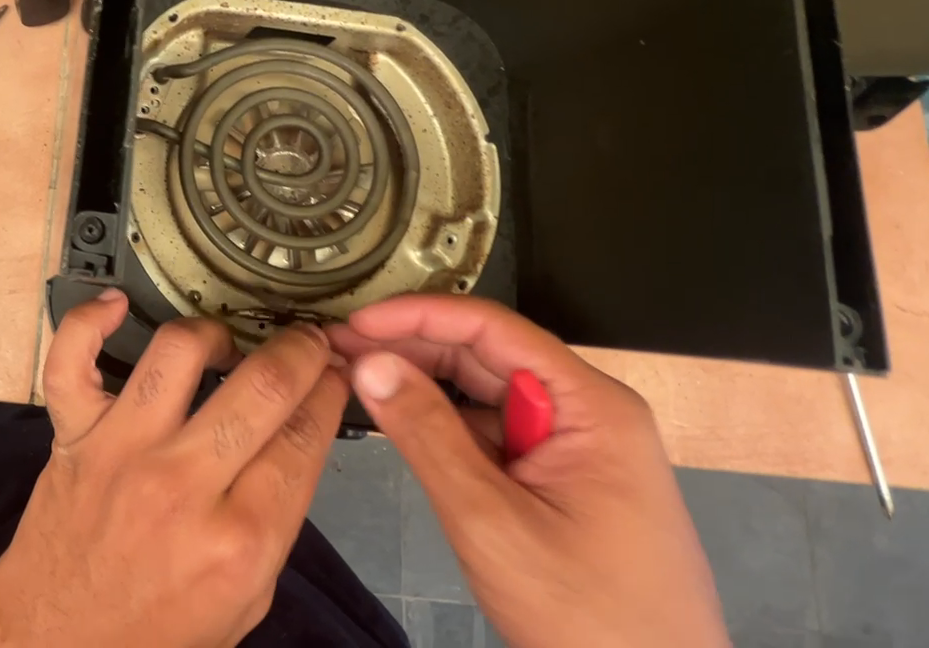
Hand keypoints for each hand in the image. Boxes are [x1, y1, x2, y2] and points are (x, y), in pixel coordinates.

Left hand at [0, 289, 349, 647]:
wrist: (57, 640)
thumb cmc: (158, 629)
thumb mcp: (246, 598)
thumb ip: (274, 517)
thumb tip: (300, 433)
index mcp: (239, 540)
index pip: (306, 437)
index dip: (331, 390)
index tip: (337, 369)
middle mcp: (181, 485)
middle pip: (261, 388)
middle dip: (299, 350)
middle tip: (305, 339)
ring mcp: (120, 450)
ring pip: (177, 353)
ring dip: (216, 333)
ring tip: (225, 342)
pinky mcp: (72, 434)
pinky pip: (71, 360)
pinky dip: (90, 322)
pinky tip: (117, 305)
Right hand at [330, 295, 729, 647]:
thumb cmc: (586, 614)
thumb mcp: (492, 521)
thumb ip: (426, 434)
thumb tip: (368, 362)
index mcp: (590, 406)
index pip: (492, 329)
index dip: (417, 315)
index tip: (356, 323)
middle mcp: (583, 410)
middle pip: (482, 353)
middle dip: (408, 346)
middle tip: (338, 347)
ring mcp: (569, 442)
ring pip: (480, 388)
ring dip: (417, 379)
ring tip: (354, 372)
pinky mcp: (553, 472)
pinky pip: (486, 426)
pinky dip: (436, 417)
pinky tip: (394, 414)